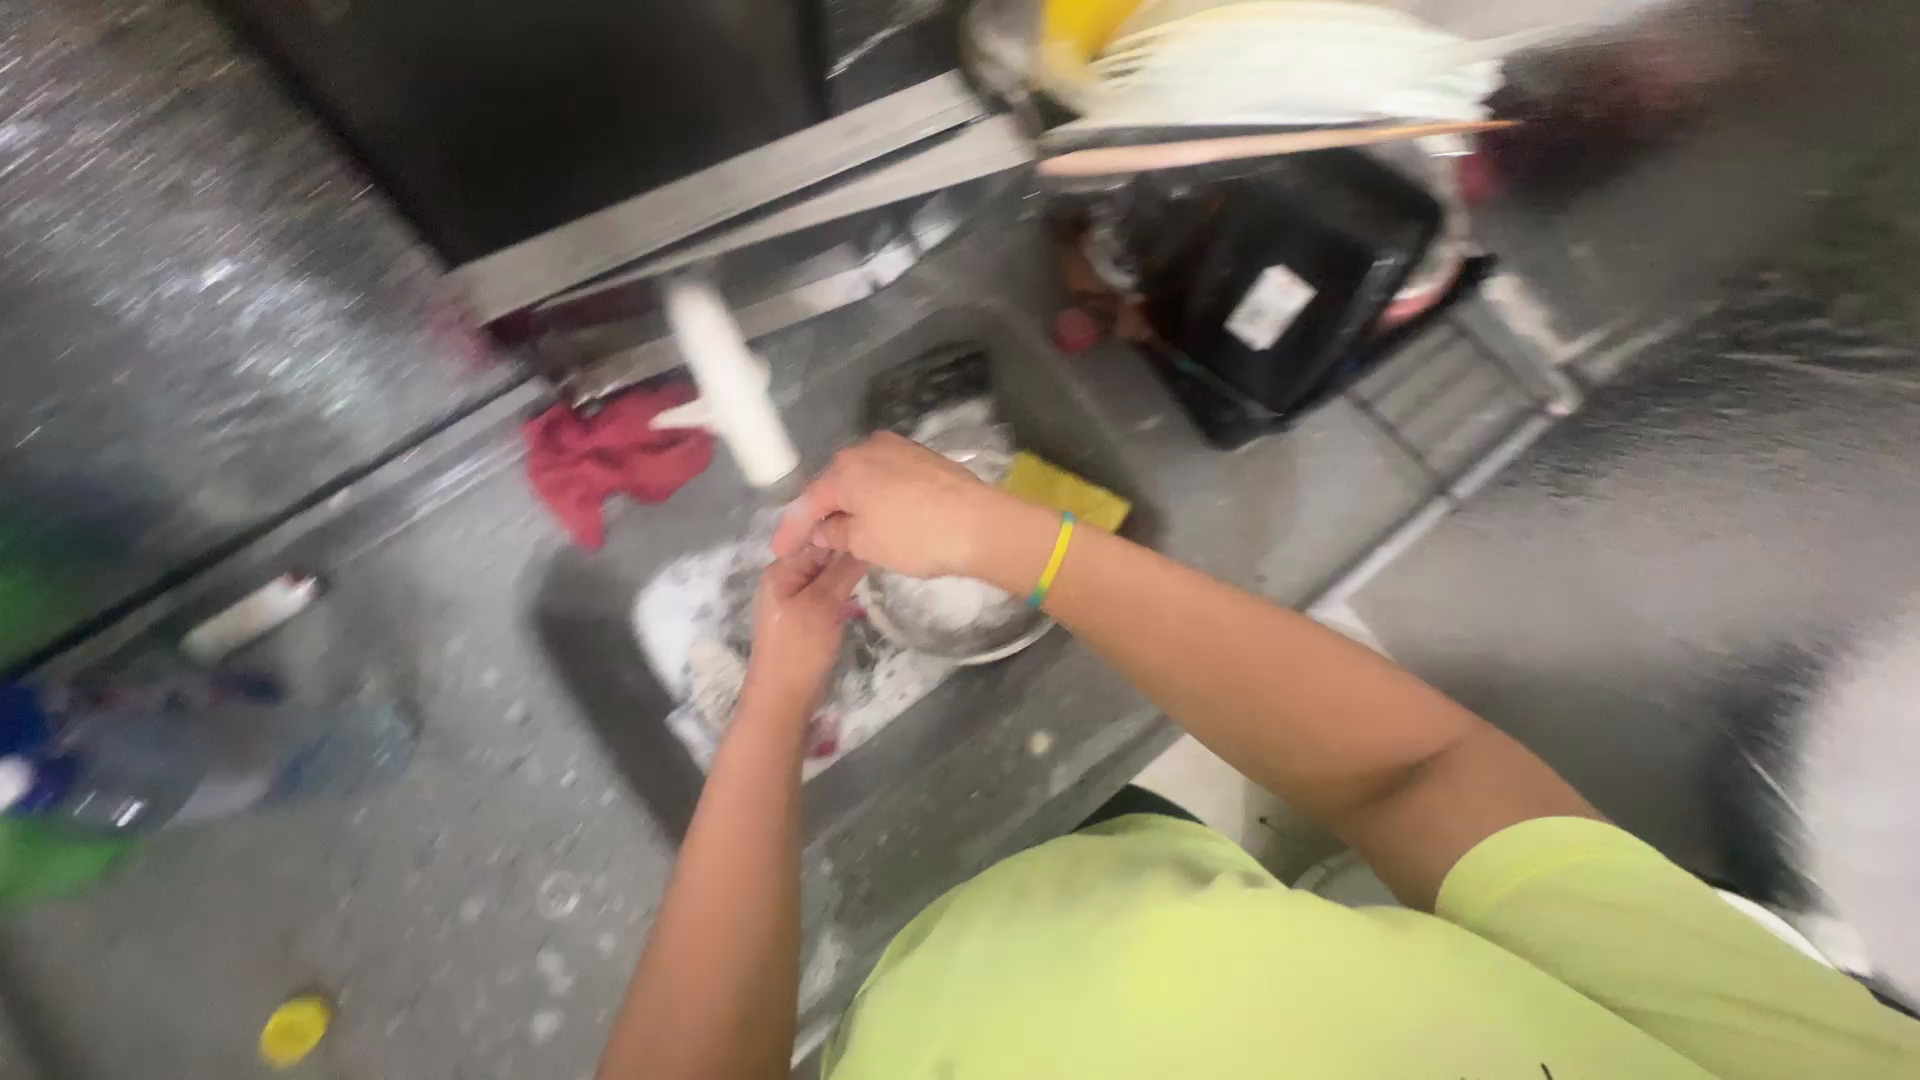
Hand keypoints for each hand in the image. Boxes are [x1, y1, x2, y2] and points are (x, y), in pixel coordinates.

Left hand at [743, 546, 866, 706]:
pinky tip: (863, 592)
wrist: (783, 700)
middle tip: (882, 548)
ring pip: (828, 576)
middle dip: (849, 553)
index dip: (844, 533)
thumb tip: (863, 540)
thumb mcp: (823, 605)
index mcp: (781, 570)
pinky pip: (828, 595)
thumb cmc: (799, 650)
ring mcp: (795, 600)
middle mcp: (785, 580)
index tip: (875, 529)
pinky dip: (845, 593)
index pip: (817, 538)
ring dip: (849, 574)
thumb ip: (842, 571)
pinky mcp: (807, 618)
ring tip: (879, 565)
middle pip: (822, 556)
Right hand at [771, 432, 1019, 579]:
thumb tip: (825, 528)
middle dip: (823, 513)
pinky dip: (877, 498)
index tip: (781, 550)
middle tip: (813, 542)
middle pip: (835, 484)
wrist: (980, 523)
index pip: (807, 501)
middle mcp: (868, 449)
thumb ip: (836, 533)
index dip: (792, 529)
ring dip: (852, 505)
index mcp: (845, 468)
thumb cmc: (915, 536)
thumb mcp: (865, 543)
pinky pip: (887, 479)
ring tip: (846, 532)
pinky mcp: (924, 458)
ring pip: (863, 480)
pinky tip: (878, 517)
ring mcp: (899, 449)